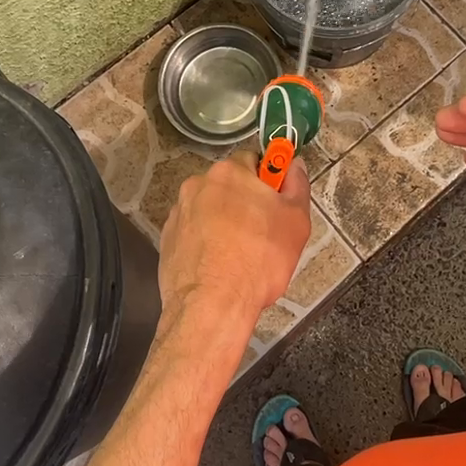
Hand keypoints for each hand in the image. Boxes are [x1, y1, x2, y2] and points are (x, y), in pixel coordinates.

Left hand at [157, 150, 311, 323]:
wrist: (212, 305)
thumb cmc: (258, 259)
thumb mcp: (296, 220)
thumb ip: (297, 185)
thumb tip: (294, 164)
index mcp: (229, 171)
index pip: (253, 160)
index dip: (269, 182)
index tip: (277, 204)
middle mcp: (198, 184)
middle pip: (229, 186)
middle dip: (245, 203)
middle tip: (264, 233)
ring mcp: (179, 211)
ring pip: (210, 209)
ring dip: (223, 222)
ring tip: (240, 254)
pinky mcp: (167, 239)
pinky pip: (193, 232)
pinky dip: (205, 242)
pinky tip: (218, 265)